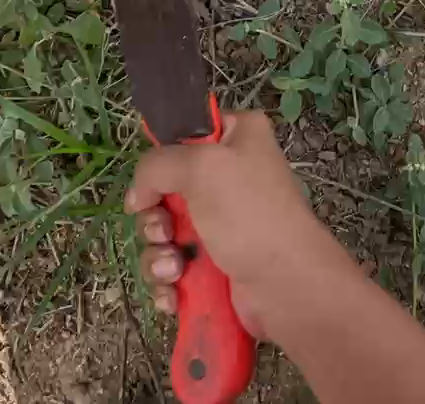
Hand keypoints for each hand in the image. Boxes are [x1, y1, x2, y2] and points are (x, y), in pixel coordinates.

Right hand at [125, 111, 349, 340]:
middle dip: (156, 218)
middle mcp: (231, 172)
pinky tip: (175, 292)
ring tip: (174, 269)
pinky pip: (173, 264)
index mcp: (238, 135)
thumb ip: (158, 165)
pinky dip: (168, 281)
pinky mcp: (215, 259)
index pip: (186, 133)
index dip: (162, 161)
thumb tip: (139, 193)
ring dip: (159, 254)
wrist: (284, 282)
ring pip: (165, 231)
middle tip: (165, 232)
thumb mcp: (202, 167)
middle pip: (168, 188)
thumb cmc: (249, 213)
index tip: (151, 187)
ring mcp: (223, 218)